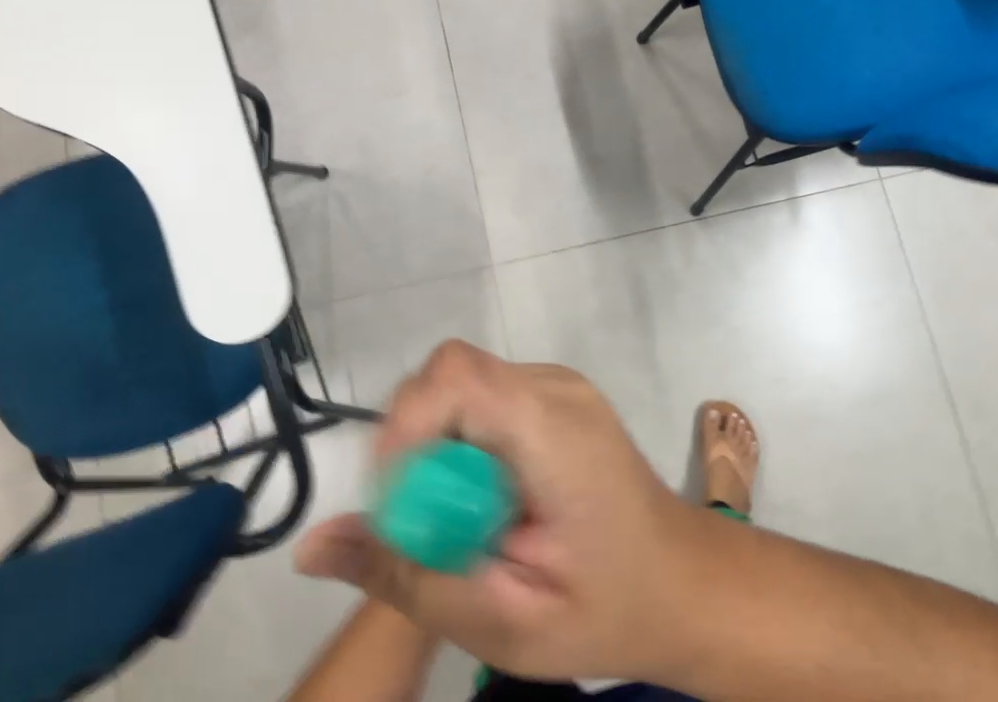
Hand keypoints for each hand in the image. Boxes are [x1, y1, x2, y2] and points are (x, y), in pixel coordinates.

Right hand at [295, 340, 702, 683]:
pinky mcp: (553, 398)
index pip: (455, 378)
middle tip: (426, 525)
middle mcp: (555, 389)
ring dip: (436, 451)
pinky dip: (461, 446)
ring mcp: (558, 386)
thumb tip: (311, 546)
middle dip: (414, 449)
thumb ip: (407, 577)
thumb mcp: (502, 620)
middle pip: (446, 378)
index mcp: (554, 431)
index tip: (400, 502)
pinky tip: (485, 502)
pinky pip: (480, 401)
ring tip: (461, 522)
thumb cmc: (608, 610)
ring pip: (457, 388)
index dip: (405, 429)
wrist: (687, 586)